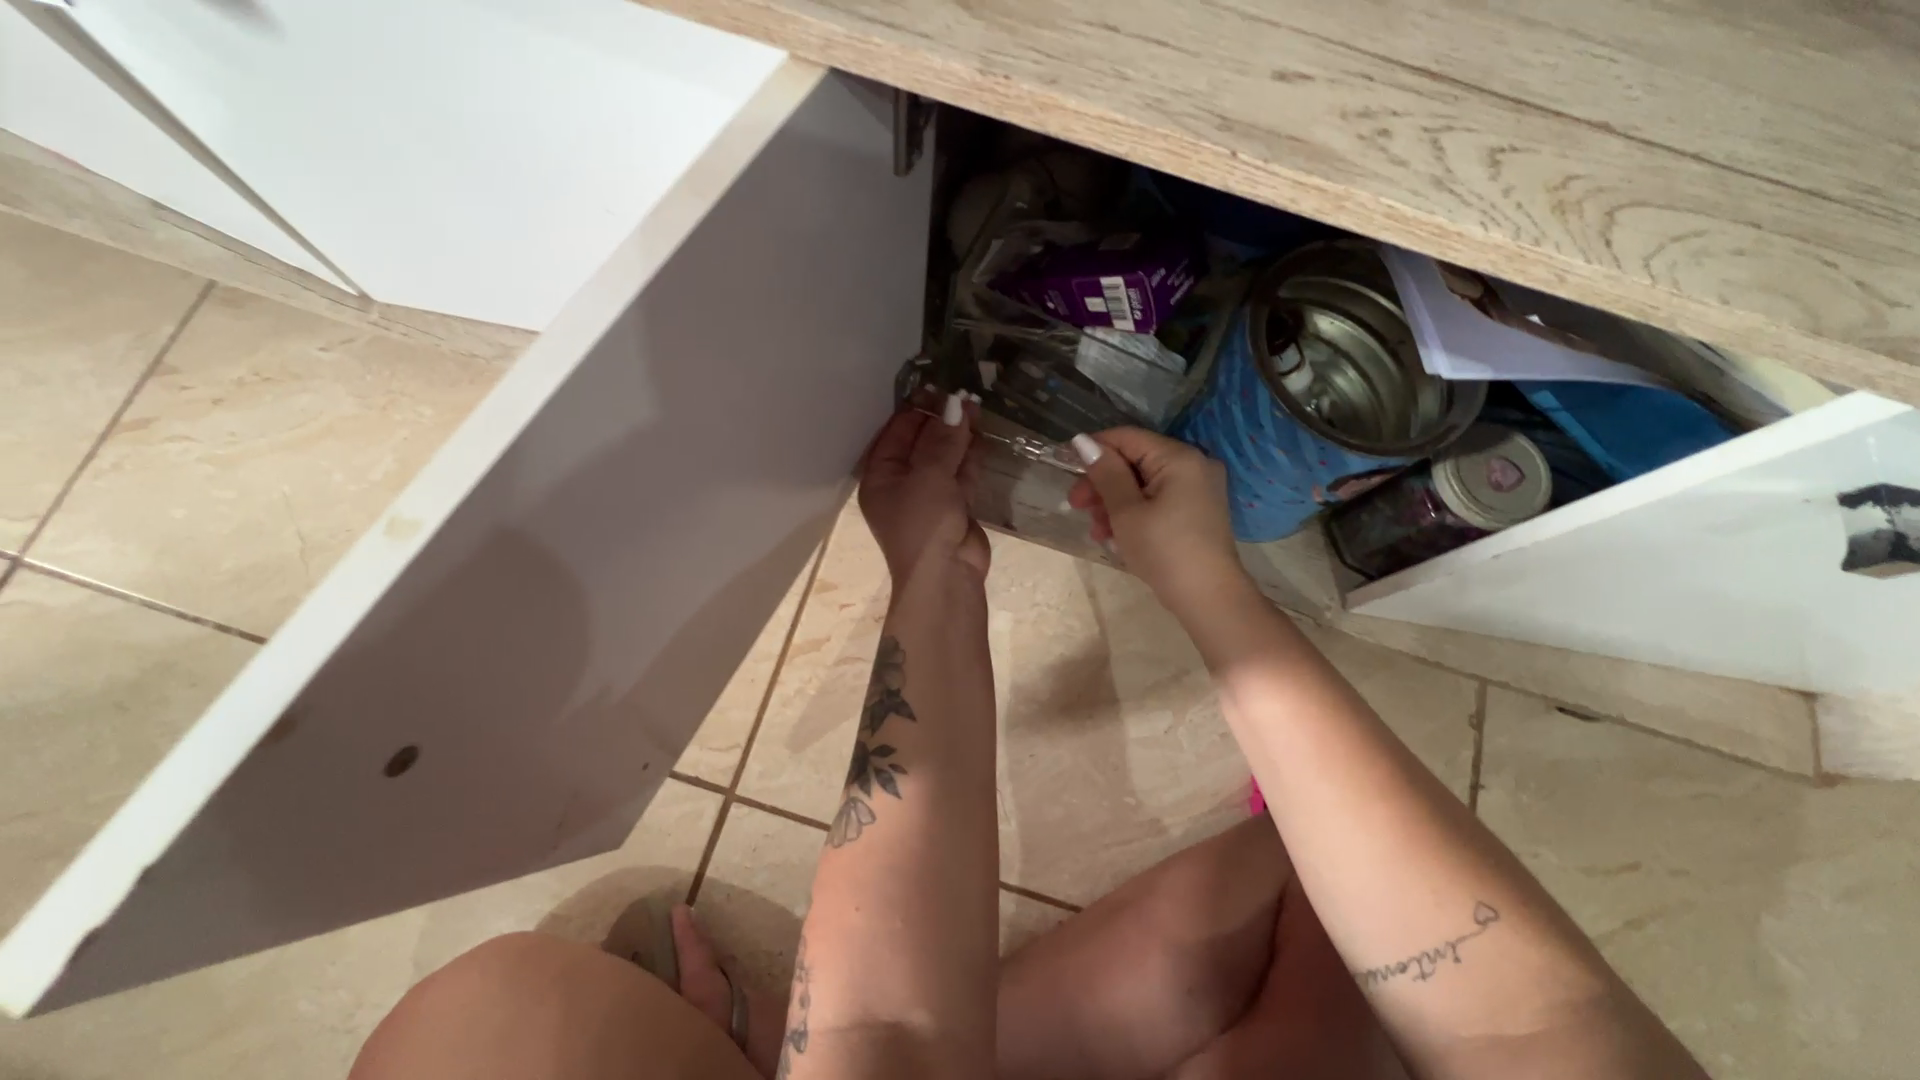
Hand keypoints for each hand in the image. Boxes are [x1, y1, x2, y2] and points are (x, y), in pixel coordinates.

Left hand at [859, 394, 990, 582]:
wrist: (946, 577)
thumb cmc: (924, 524)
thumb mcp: (929, 476)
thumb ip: (944, 439)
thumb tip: (956, 403)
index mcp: (880, 477)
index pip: (896, 434)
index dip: (917, 409)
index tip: (939, 386)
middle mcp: (902, 485)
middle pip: (921, 444)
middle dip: (941, 421)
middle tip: (964, 394)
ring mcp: (930, 497)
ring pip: (944, 458)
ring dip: (959, 436)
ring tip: (976, 406)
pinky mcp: (955, 508)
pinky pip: (961, 475)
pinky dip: (970, 456)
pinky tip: (981, 434)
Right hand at [1067, 428, 1246, 608]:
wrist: (1208, 597)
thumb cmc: (1164, 550)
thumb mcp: (1126, 511)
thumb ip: (1105, 473)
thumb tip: (1082, 441)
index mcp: (1179, 458)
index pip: (1128, 438)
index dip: (1094, 449)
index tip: (1067, 469)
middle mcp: (1194, 465)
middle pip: (1136, 462)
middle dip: (1103, 483)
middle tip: (1076, 506)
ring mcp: (1199, 489)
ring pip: (1145, 484)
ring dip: (1115, 503)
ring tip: (1096, 530)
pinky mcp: (1199, 511)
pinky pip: (1160, 501)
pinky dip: (1136, 513)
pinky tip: (1116, 537)